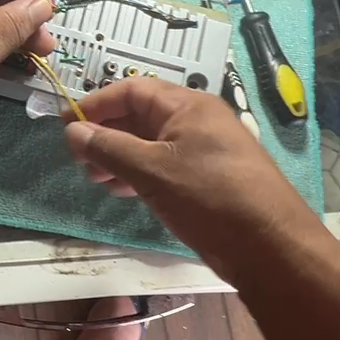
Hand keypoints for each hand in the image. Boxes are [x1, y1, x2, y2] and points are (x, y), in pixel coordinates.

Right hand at [61, 78, 324, 283]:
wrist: (272, 250)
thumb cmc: (211, 198)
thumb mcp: (152, 170)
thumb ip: (108, 147)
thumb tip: (72, 131)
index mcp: (187, 106)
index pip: (131, 90)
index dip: (95, 104)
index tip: (66, 124)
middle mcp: (195, 121)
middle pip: (138, 115)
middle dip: (105, 133)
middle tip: (79, 159)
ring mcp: (201, 151)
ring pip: (147, 142)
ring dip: (117, 156)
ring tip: (96, 179)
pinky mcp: (204, 179)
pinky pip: (161, 165)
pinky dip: (137, 172)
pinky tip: (122, 191)